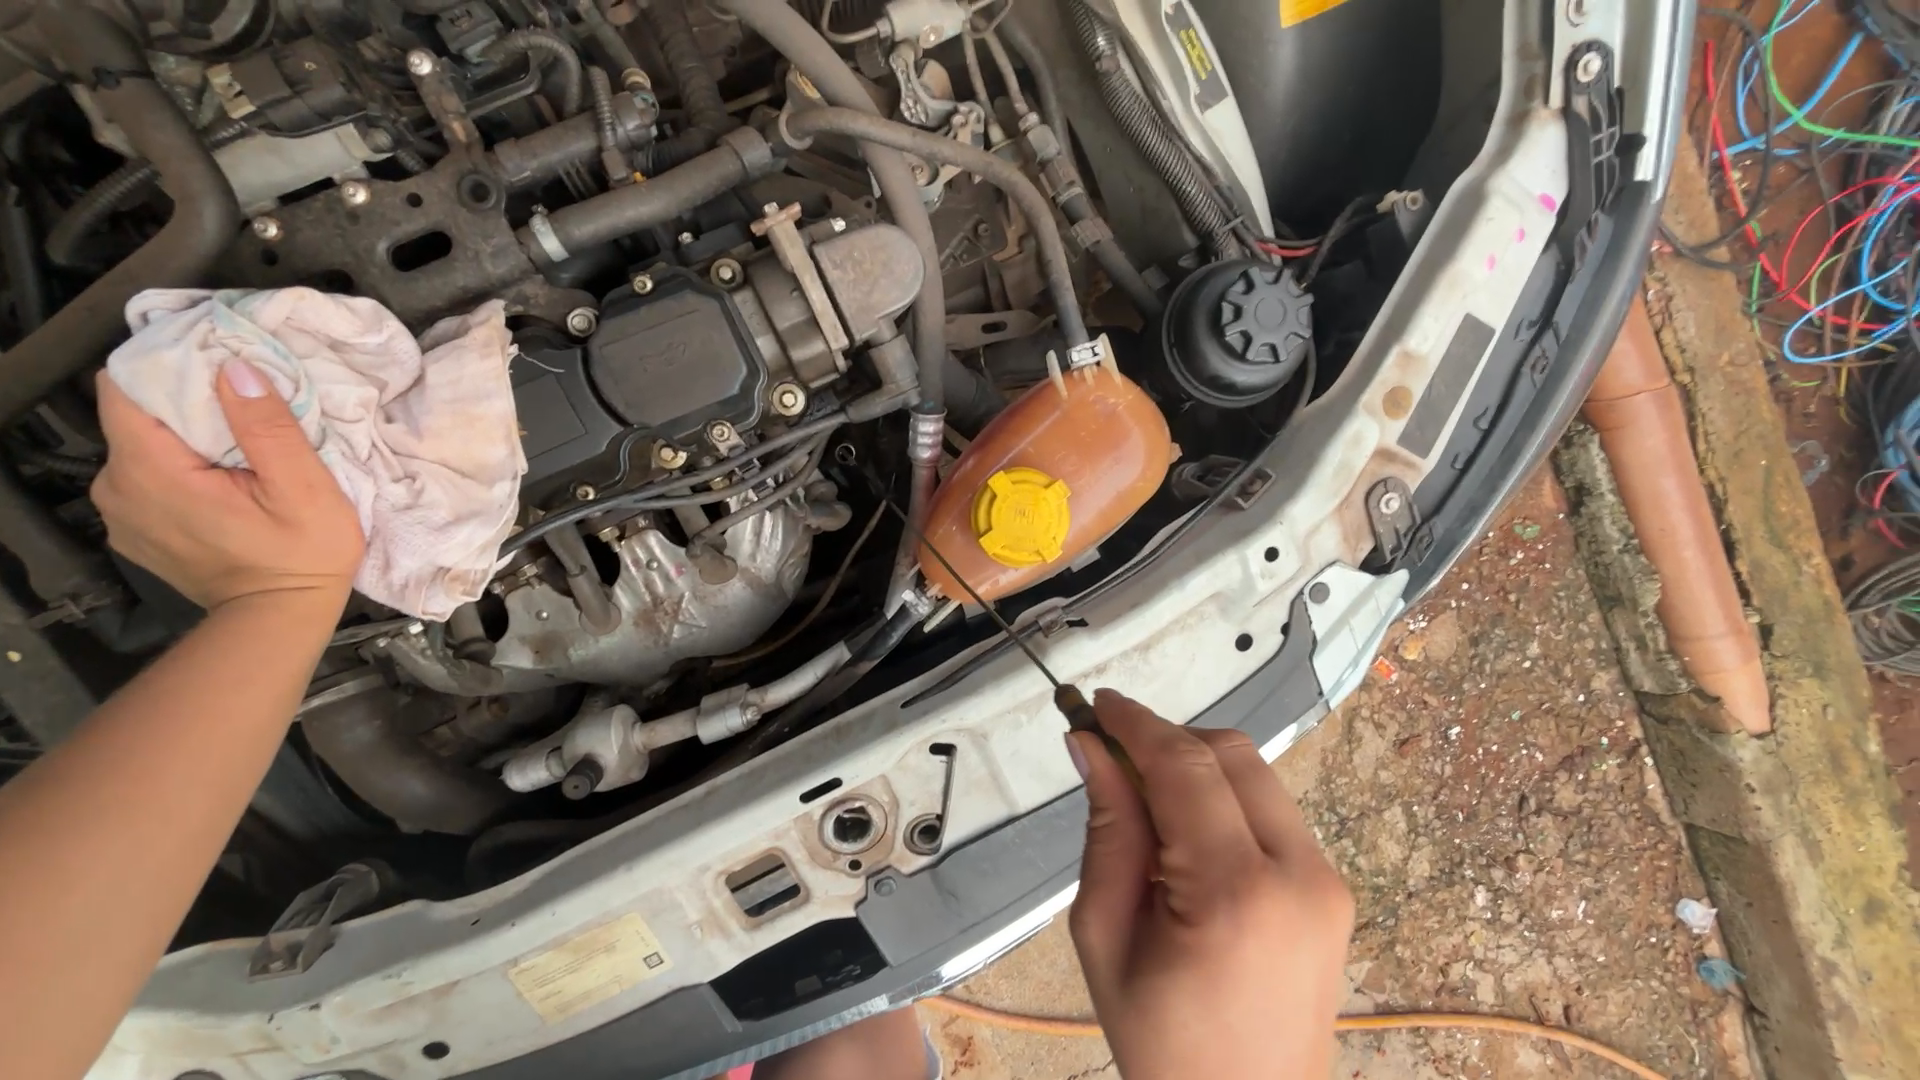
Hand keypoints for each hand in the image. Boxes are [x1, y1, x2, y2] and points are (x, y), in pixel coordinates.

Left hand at [91, 362, 364, 612]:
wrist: (281, 619)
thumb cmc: (302, 554)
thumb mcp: (304, 488)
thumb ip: (267, 427)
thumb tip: (235, 369)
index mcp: (150, 470)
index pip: (126, 388)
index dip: (170, 367)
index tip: (220, 363)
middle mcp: (117, 487)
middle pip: (138, 418)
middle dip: (189, 406)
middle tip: (248, 412)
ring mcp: (122, 514)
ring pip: (144, 449)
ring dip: (188, 442)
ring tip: (242, 453)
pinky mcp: (137, 531)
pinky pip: (150, 481)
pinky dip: (183, 472)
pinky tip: (226, 486)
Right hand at [1066, 691, 1353, 1079]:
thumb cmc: (1160, 1040)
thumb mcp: (1106, 934)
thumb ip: (1107, 828)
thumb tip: (1089, 746)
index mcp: (1234, 892)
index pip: (1184, 766)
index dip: (1136, 724)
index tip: (1096, 703)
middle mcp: (1299, 874)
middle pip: (1230, 754)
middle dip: (1167, 739)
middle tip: (1114, 759)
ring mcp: (1328, 881)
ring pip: (1256, 775)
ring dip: (1197, 767)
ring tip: (1148, 806)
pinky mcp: (1334, 889)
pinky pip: (1272, 810)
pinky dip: (1224, 799)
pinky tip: (1189, 838)